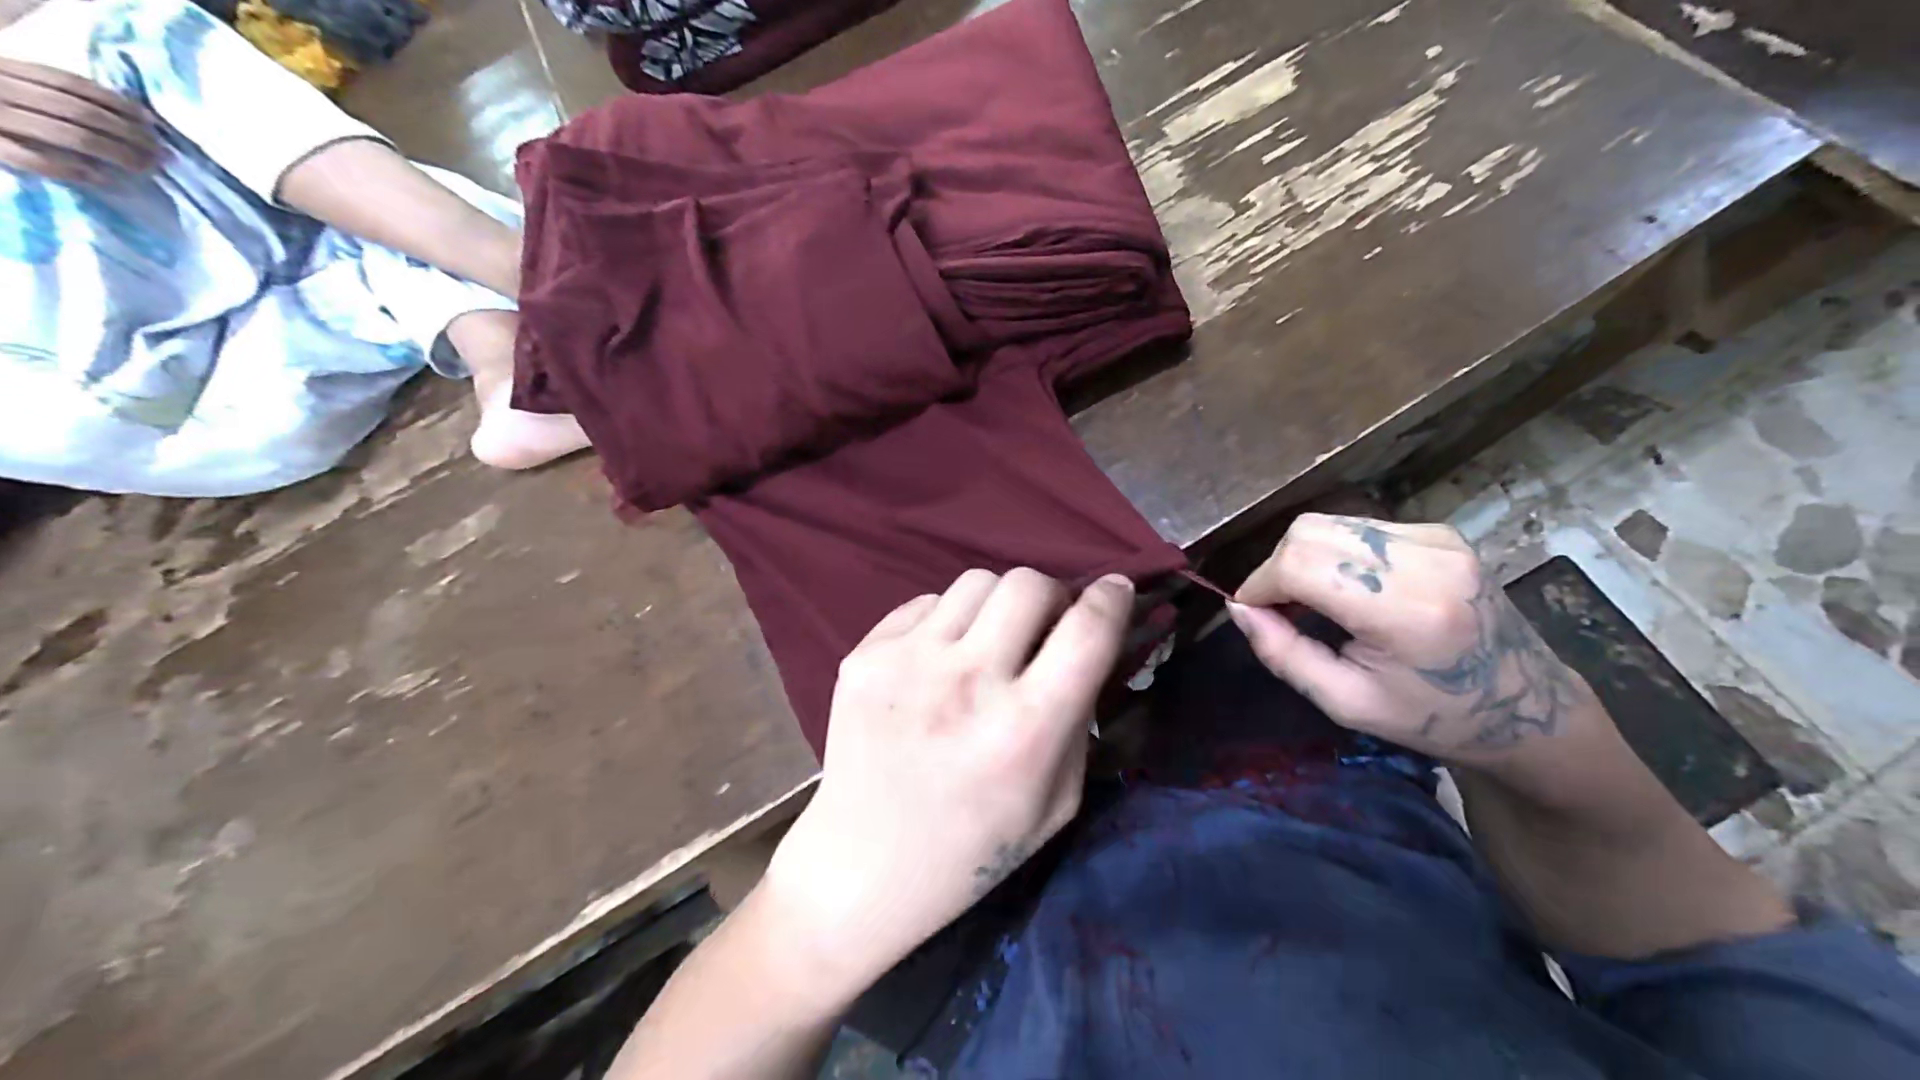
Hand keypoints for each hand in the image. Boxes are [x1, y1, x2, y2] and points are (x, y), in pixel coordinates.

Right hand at [0, 58, 156, 184]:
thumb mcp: (5, 77)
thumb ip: (44, 84)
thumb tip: (119, 108)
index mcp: (3, 67)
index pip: (74, 85)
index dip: (120, 106)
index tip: (153, 125)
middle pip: (81, 113)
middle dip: (131, 136)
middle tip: (162, 155)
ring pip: (68, 135)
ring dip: (116, 154)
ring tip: (146, 168)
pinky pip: (33, 159)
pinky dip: (72, 169)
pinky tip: (102, 179)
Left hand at [760, 568, 1133, 999]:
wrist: (862, 866)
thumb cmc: (974, 849)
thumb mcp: (1056, 802)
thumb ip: (1077, 718)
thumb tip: (1089, 645)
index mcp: (1024, 730)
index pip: (1088, 629)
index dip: (1113, 598)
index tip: (1115, 590)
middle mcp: (966, 683)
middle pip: (1028, 583)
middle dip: (1052, 596)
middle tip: (1045, 626)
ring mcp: (907, 662)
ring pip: (976, 581)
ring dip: (998, 605)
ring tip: (988, 643)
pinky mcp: (864, 656)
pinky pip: (925, 604)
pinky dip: (946, 622)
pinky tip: (937, 663)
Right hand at [1229, 514, 1595, 762]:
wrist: (1529, 709)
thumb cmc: (1433, 717)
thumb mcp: (1345, 703)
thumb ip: (1283, 653)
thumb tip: (1238, 608)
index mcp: (1406, 612)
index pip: (1300, 565)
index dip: (1259, 583)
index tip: (1249, 611)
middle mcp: (1426, 561)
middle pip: (1308, 532)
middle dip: (1275, 566)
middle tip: (1277, 607)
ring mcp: (1438, 540)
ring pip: (1328, 522)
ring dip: (1301, 556)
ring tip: (1309, 598)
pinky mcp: (1442, 532)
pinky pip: (1358, 526)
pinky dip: (1333, 551)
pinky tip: (1345, 587)